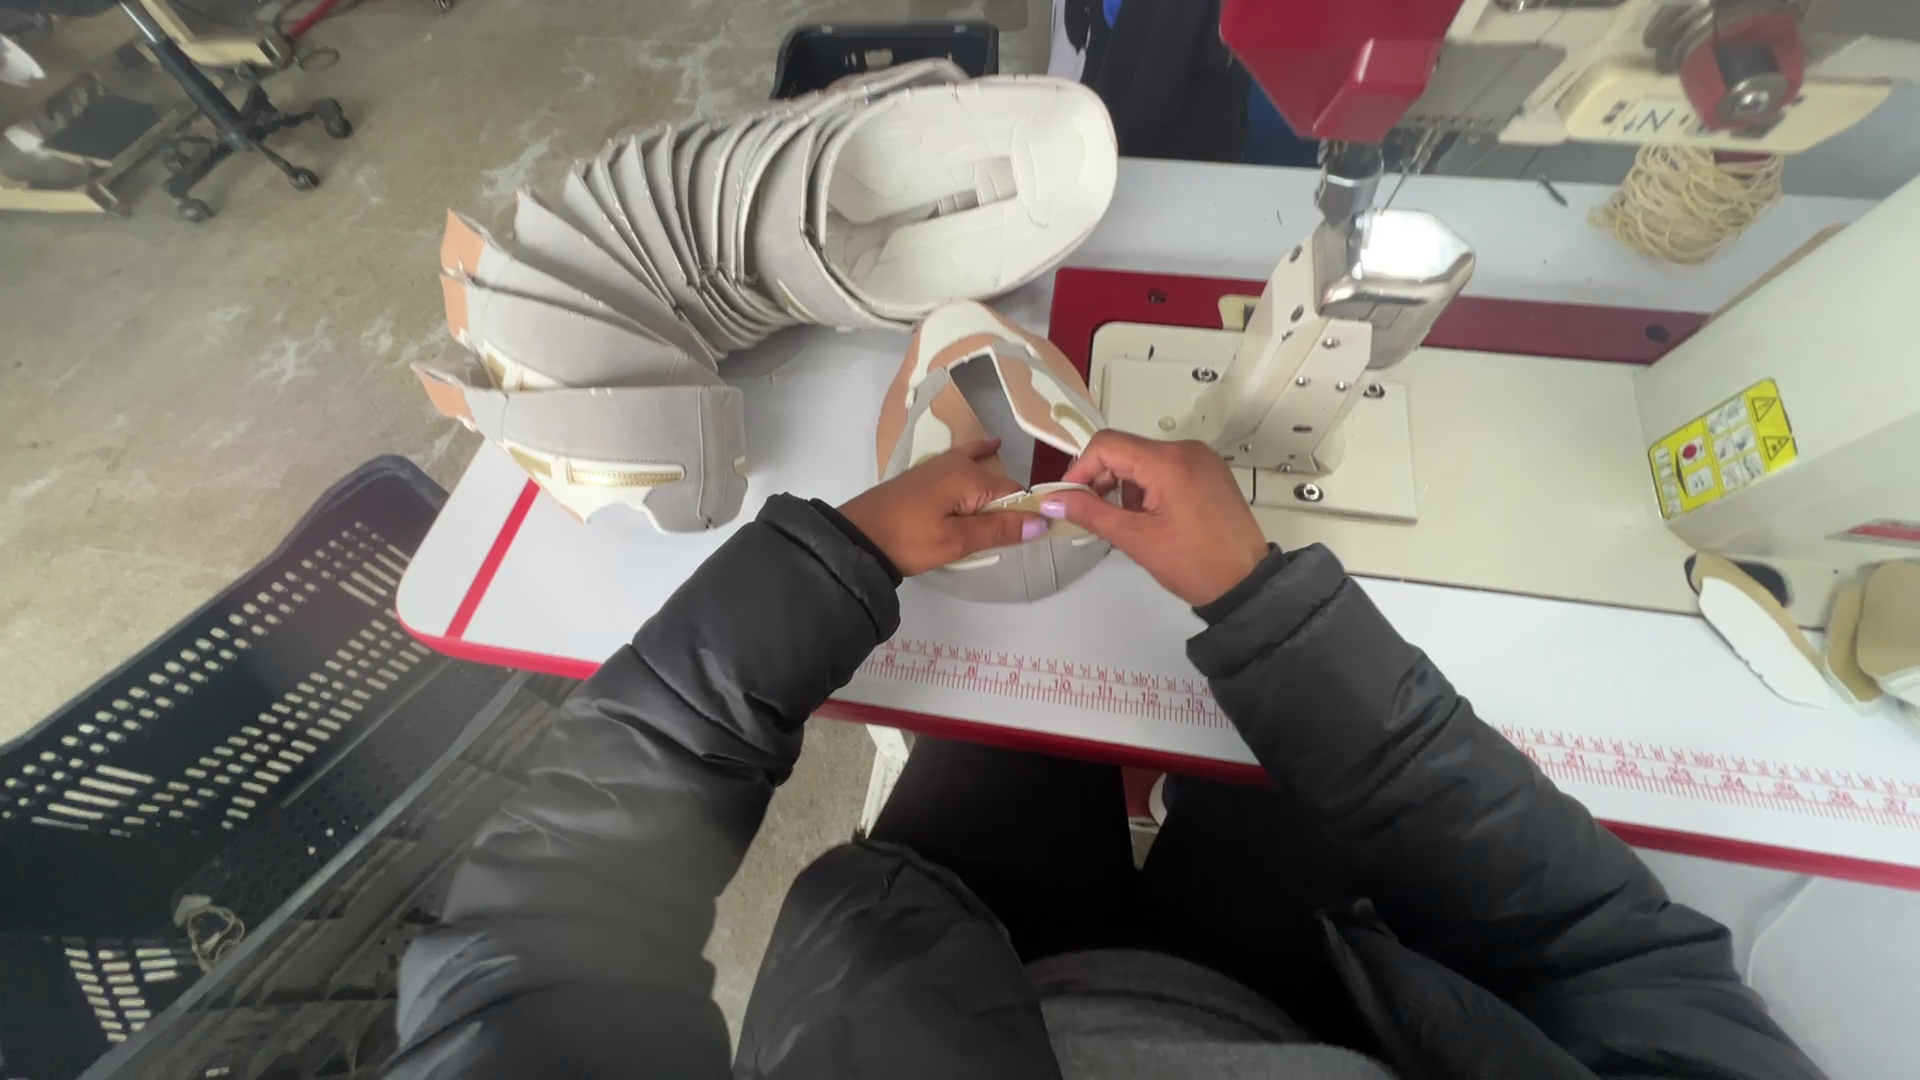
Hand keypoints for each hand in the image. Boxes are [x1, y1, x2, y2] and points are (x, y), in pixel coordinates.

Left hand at [839, 438, 1046, 576]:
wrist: (858, 537)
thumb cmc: (908, 541)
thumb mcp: (956, 541)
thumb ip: (999, 530)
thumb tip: (1041, 522)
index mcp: (970, 478)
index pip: (1015, 493)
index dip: (1026, 515)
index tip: (1033, 537)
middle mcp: (958, 464)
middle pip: (998, 484)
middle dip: (1009, 507)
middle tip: (1009, 537)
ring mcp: (939, 465)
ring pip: (981, 474)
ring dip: (994, 492)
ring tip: (1003, 516)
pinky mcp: (926, 473)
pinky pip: (963, 459)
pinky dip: (980, 455)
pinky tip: (991, 446)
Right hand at [1039, 431, 1268, 606]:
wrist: (1246, 584)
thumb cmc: (1193, 564)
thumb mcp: (1135, 539)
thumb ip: (1090, 513)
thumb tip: (1053, 500)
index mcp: (1168, 461)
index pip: (1106, 445)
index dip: (1080, 469)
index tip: (1069, 498)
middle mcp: (1186, 449)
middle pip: (1125, 450)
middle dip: (1102, 480)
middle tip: (1093, 515)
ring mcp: (1201, 459)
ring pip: (1143, 460)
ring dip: (1125, 487)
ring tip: (1129, 523)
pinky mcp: (1209, 472)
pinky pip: (1165, 468)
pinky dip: (1147, 487)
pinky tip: (1150, 518)